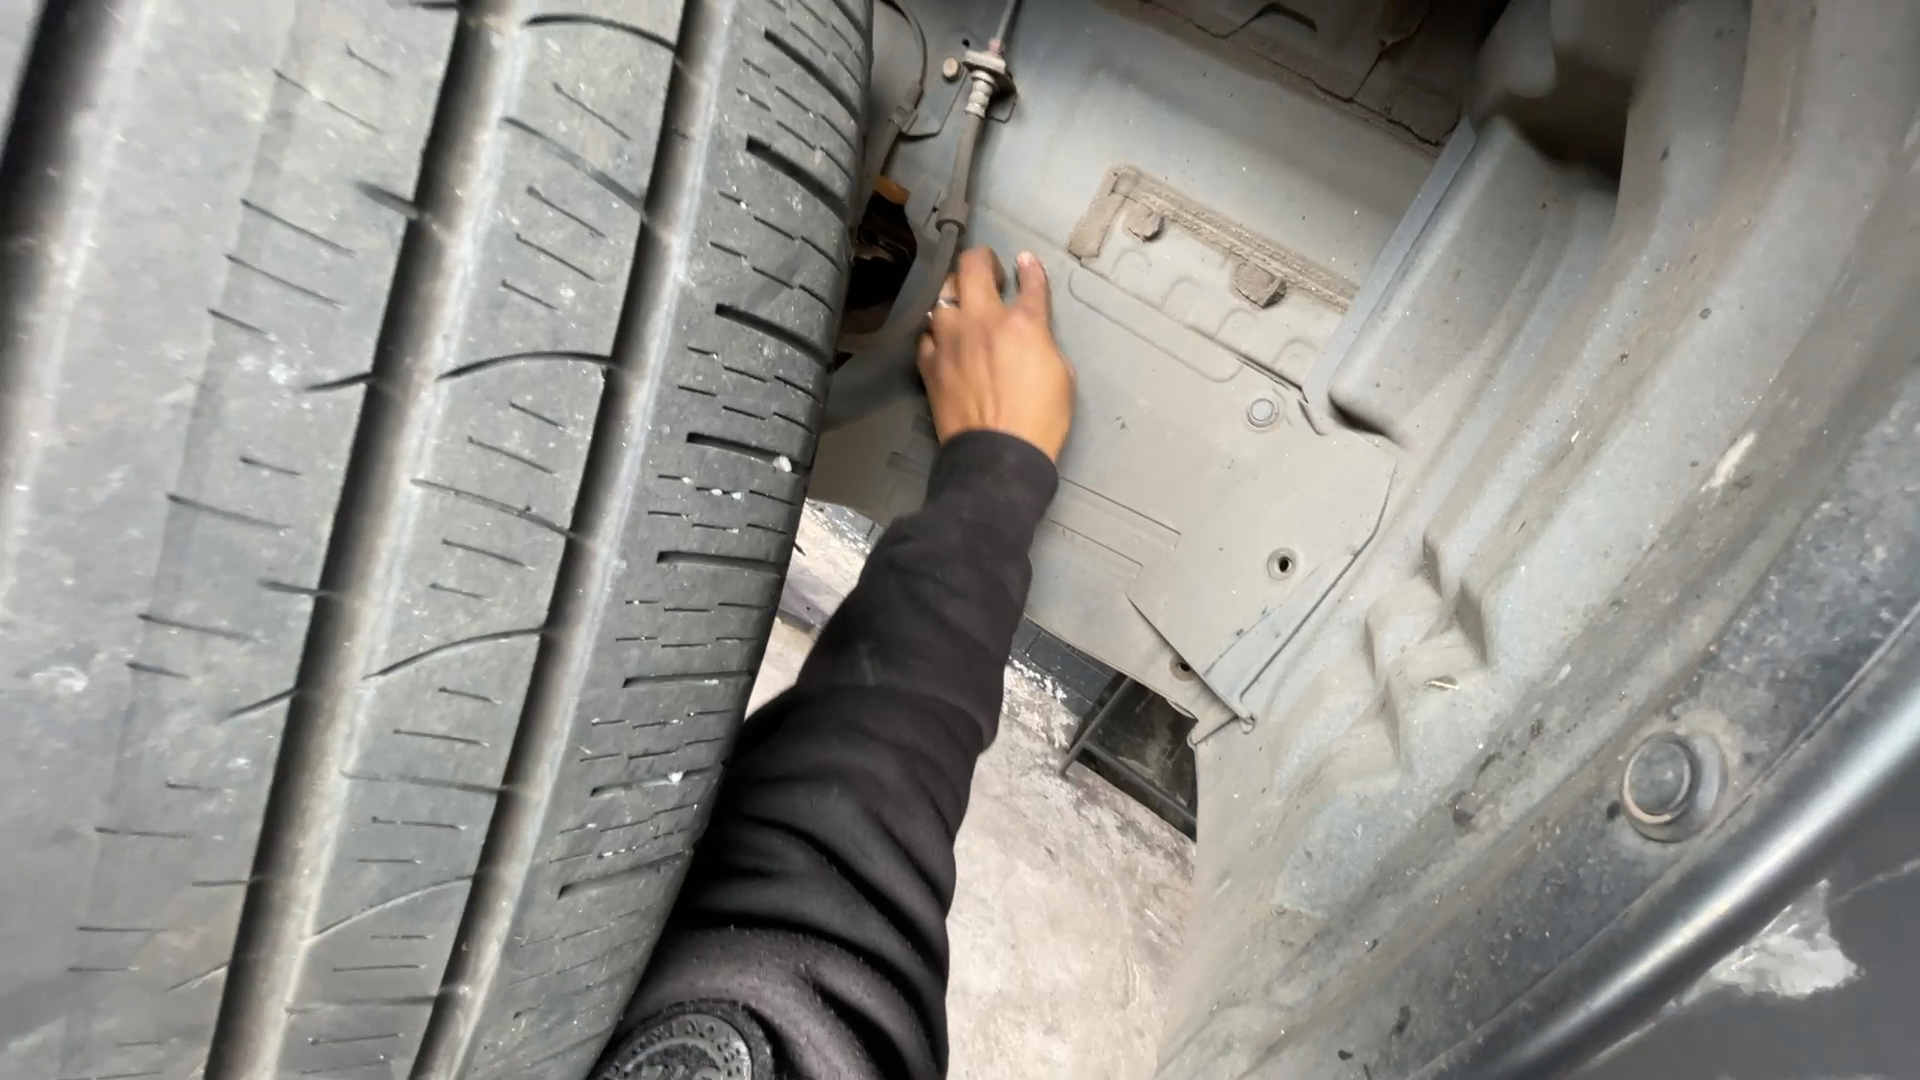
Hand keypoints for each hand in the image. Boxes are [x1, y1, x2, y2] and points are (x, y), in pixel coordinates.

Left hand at [918, 247, 1075, 461]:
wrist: (999, 455)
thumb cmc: (1041, 420)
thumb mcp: (1062, 374)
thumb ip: (1044, 340)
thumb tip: (1032, 328)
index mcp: (1022, 322)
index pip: (1029, 282)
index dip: (1030, 269)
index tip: (1025, 263)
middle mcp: (981, 321)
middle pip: (972, 266)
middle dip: (983, 262)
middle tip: (990, 276)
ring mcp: (950, 340)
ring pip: (941, 294)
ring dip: (954, 293)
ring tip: (963, 305)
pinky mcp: (929, 364)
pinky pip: (926, 334)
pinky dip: (936, 331)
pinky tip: (944, 339)